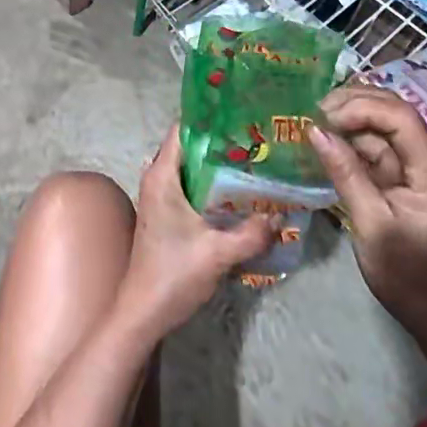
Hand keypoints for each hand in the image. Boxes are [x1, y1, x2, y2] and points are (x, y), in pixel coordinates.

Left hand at [114, 125, 277, 339]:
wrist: (144, 309)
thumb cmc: (174, 273)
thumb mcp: (218, 253)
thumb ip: (252, 234)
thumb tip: (281, 217)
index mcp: (161, 175)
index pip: (182, 131)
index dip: (209, 121)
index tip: (240, 117)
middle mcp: (156, 178)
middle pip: (189, 149)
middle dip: (221, 145)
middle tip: (258, 142)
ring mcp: (159, 196)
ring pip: (191, 170)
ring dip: (218, 168)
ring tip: (255, 165)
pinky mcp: (166, 213)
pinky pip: (190, 188)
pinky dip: (212, 187)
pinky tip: (240, 196)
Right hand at [310, 86, 426, 351]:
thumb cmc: (410, 278)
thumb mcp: (372, 225)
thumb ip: (346, 173)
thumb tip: (314, 130)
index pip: (400, 117)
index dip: (359, 107)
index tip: (321, 119)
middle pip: (393, 114)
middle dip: (352, 105)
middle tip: (311, 114)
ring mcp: (417, 173)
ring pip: (382, 130)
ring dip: (347, 123)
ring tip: (310, 126)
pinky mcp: (403, 184)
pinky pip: (376, 151)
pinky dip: (349, 143)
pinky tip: (324, 145)